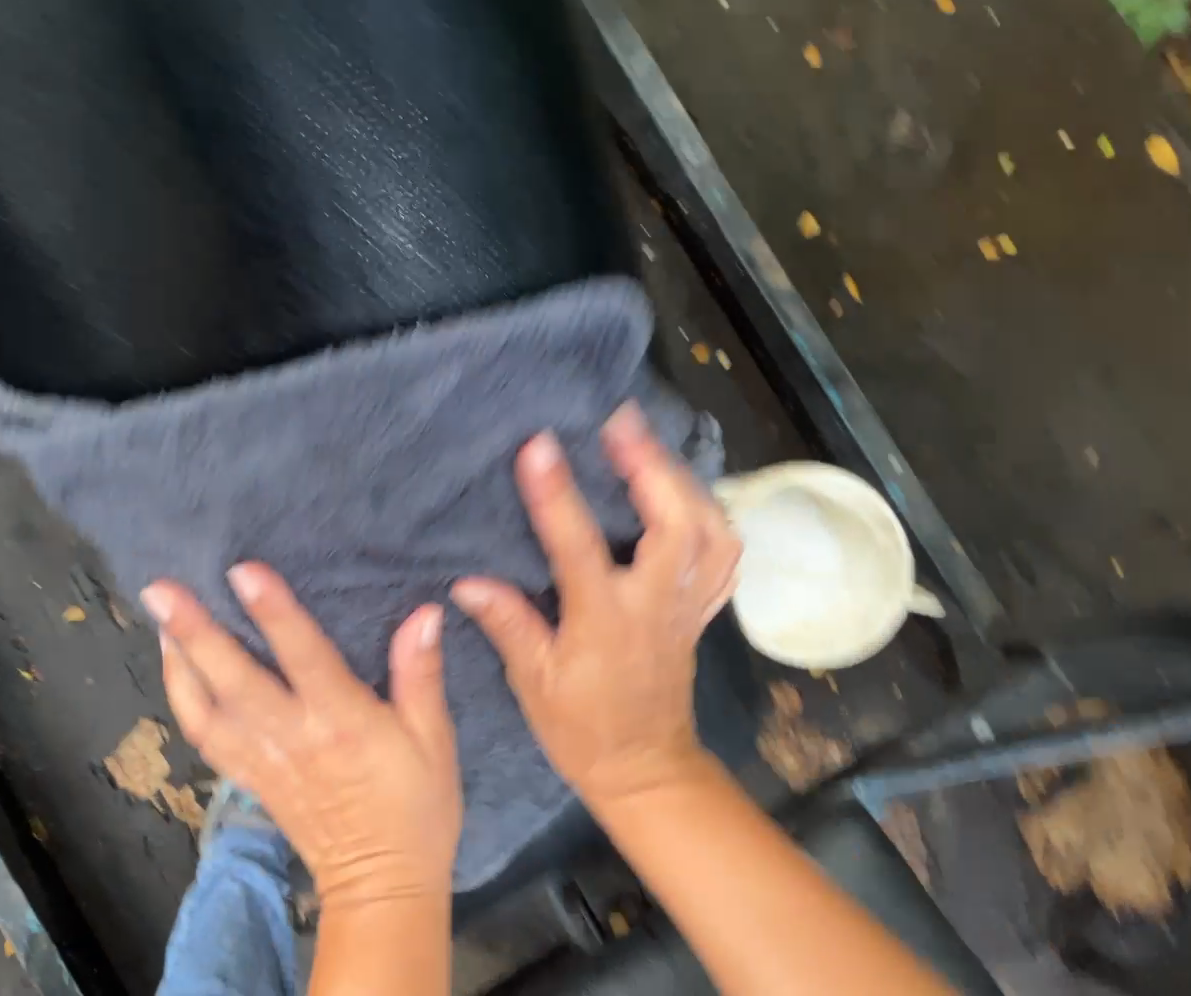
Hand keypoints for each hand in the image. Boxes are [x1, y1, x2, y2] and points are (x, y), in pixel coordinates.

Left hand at [143, 564, 461, 906]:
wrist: (382, 886)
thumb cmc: (416, 808)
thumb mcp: (434, 740)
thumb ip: (421, 674)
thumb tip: (424, 613)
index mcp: (342, 722)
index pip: (303, 657)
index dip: (273, 613)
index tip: (242, 571)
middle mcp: (292, 736)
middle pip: (234, 680)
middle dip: (194, 632)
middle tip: (160, 588)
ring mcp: (262, 759)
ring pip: (205, 709)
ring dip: (177, 661)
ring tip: (159, 615)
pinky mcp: (248, 777)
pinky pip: (204, 736)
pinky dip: (182, 698)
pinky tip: (174, 666)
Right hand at [451, 401, 740, 808]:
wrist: (646, 768)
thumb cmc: (581, 729)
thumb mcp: (533, 682)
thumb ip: (508, 624)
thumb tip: (467, 581)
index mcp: (605, 620)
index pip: (579, 547)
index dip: (557, 493)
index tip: (539, 445)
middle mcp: (656, 605)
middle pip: (678, 525)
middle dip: (651, 466)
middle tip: (621, 421)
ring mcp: (687, 606)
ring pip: (711, 532)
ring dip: (683, 481)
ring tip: (648, 445)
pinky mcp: (700, 610)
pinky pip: (723, 554)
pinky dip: (710, 513)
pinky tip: (684, 493)